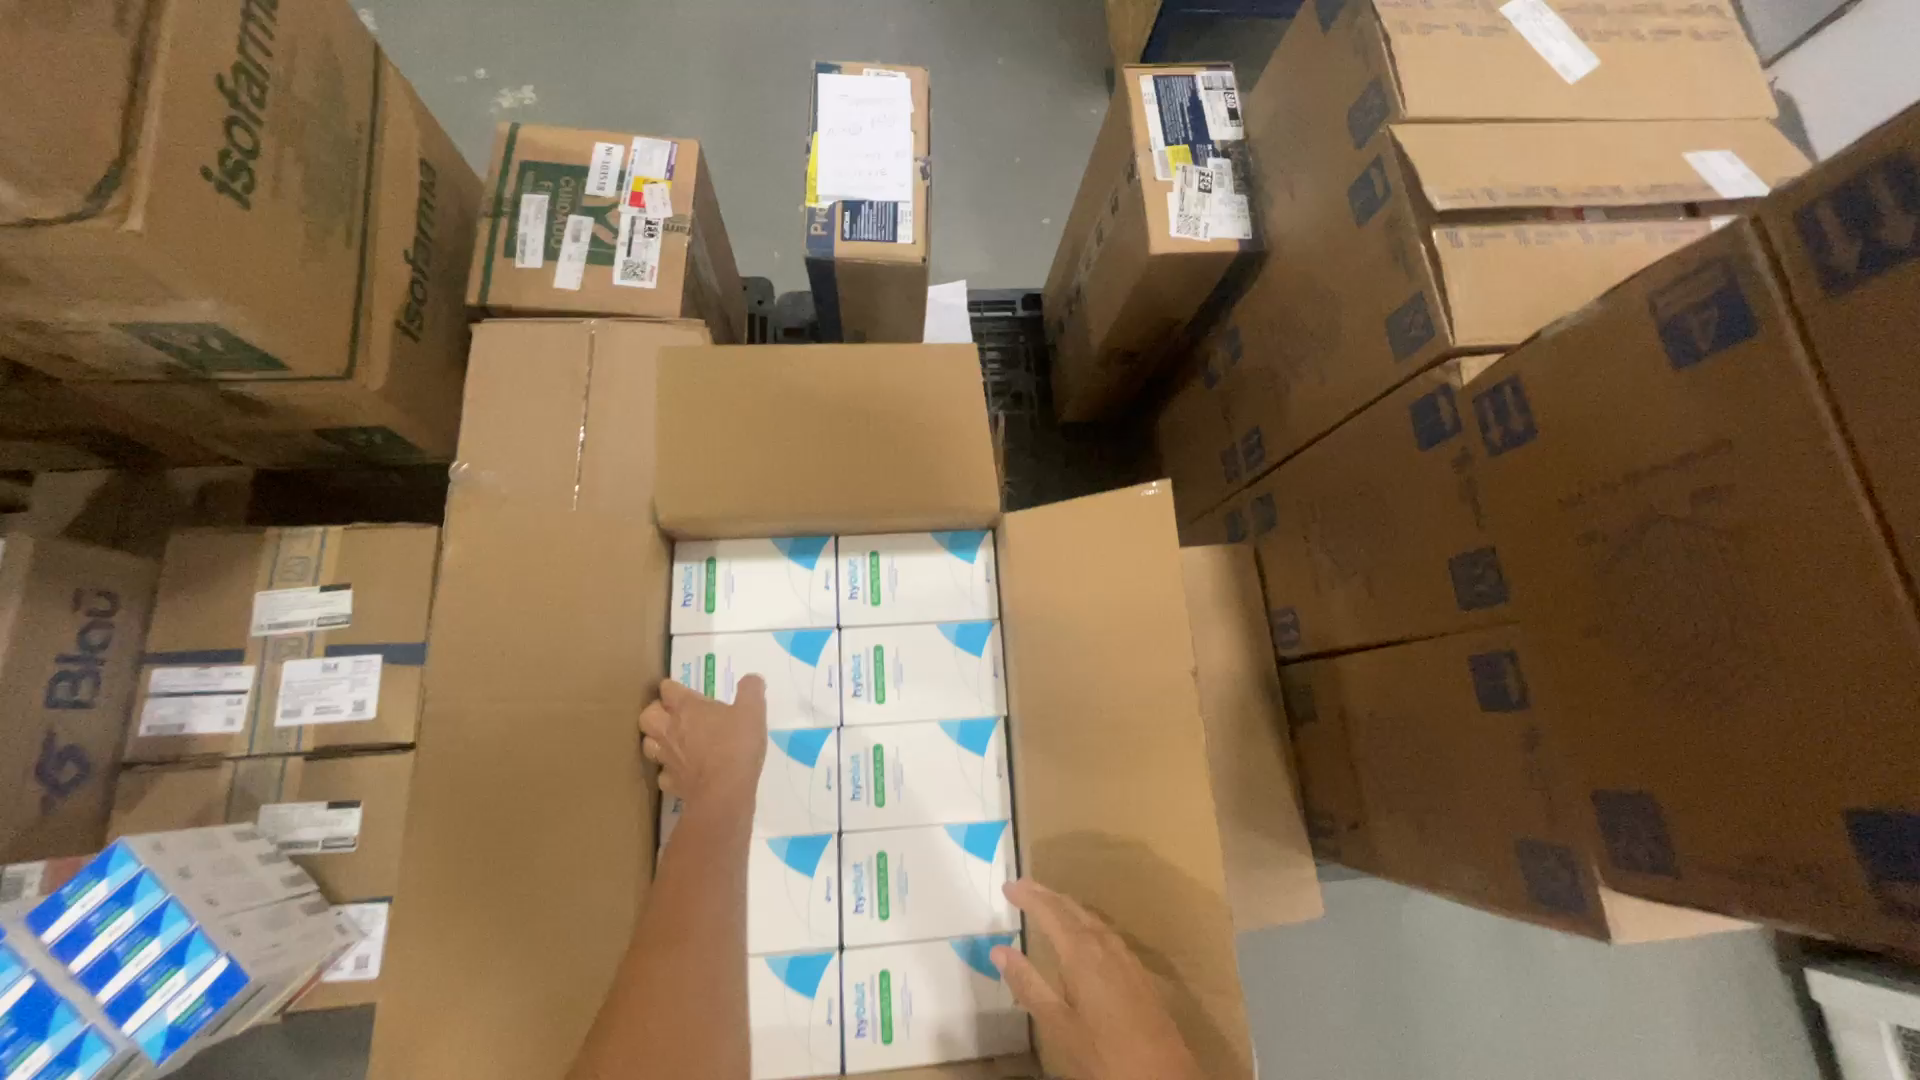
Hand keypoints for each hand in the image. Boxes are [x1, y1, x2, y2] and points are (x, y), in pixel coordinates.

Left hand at [639, 677, 767, 814]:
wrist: (724, 792)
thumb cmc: (736, 745)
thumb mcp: (753, 711)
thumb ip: (751, 690)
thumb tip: (752, 678)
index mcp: (687, 708)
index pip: (668, 689)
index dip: (673, 688)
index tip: (682, 690)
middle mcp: (671, 730)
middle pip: (647, 716)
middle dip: (655, 712)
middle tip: (672, 714)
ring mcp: (668, 758)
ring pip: (648, 744)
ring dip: (656, 740)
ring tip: (672, 741)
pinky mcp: (671, 783)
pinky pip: (663, 774)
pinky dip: (669, 771)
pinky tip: (682, 771)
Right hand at [991, 879, 1201, 1079]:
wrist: (1165, 1078)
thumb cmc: (1104, 1054)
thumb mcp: (1058, 1026)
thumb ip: (1028, 985)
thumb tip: (998, 949)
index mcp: (1082, 954)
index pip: (1050, 912)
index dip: (1028, 897)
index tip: (1007, 886)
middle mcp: (1105, 946)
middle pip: (1072, 909)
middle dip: (1046, 895)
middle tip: (1022, 886)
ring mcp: (1126, 957)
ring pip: (1091, 918)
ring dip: (1066, 906)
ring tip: (1048, 902)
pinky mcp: (1138, 972)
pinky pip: (1106, 932)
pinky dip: (1086, 922)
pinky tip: (1086, 935)